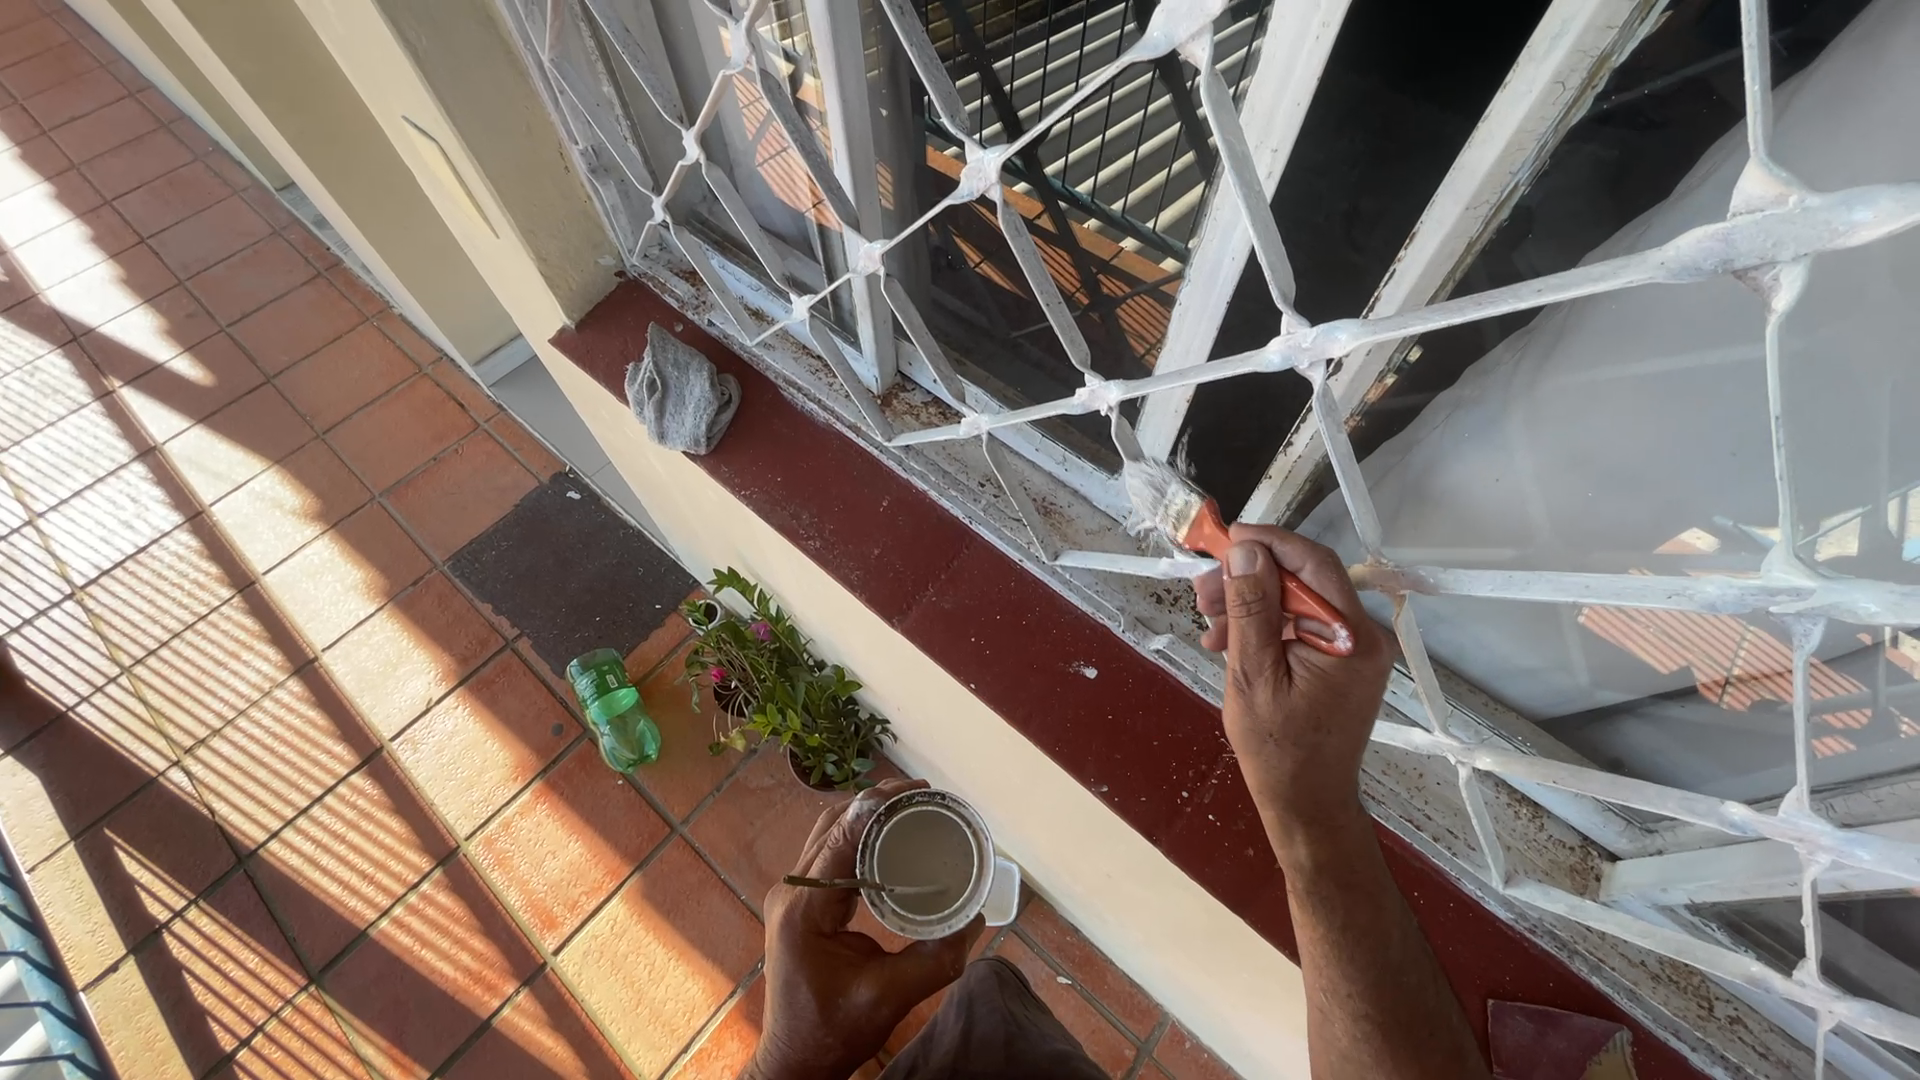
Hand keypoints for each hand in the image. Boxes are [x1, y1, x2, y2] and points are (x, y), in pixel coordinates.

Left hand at [746, 778, 983, 1079]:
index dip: (877, 806)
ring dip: (864, 812)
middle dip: (875, 800)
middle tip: (920, 793)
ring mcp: (792, 893)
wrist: (795, 1062)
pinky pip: (827, 849)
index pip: (841, 836)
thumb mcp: (890, 998)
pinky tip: (886, 834)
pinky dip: (856, 832)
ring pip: (827, 831)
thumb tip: (977, 919)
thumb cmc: (835, 1031)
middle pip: (832, 823)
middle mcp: (793, 890)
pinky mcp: (799, 901)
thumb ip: (936, 959)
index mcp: (806, 907)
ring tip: (908, 804)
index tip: (917, 792)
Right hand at [1191, 526, 1392, 865]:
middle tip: (1202, 592)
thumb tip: (1246, 551)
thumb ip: (1251, 608)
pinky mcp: (1338, 660)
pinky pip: (1298, 625)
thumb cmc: (1276, 746)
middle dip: (1248, 578)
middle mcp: (1361, 635)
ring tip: (1207, 621)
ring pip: (1295, 600)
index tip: (1225, 539)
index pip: (1313, 563)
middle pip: (1302, 580)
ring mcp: (1352, 648)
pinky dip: (1261, 626)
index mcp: (1349, 637)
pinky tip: (1226, 641)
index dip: (1268, 543)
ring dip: (1248, 602)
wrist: (1304, 800)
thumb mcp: (1252, 673)